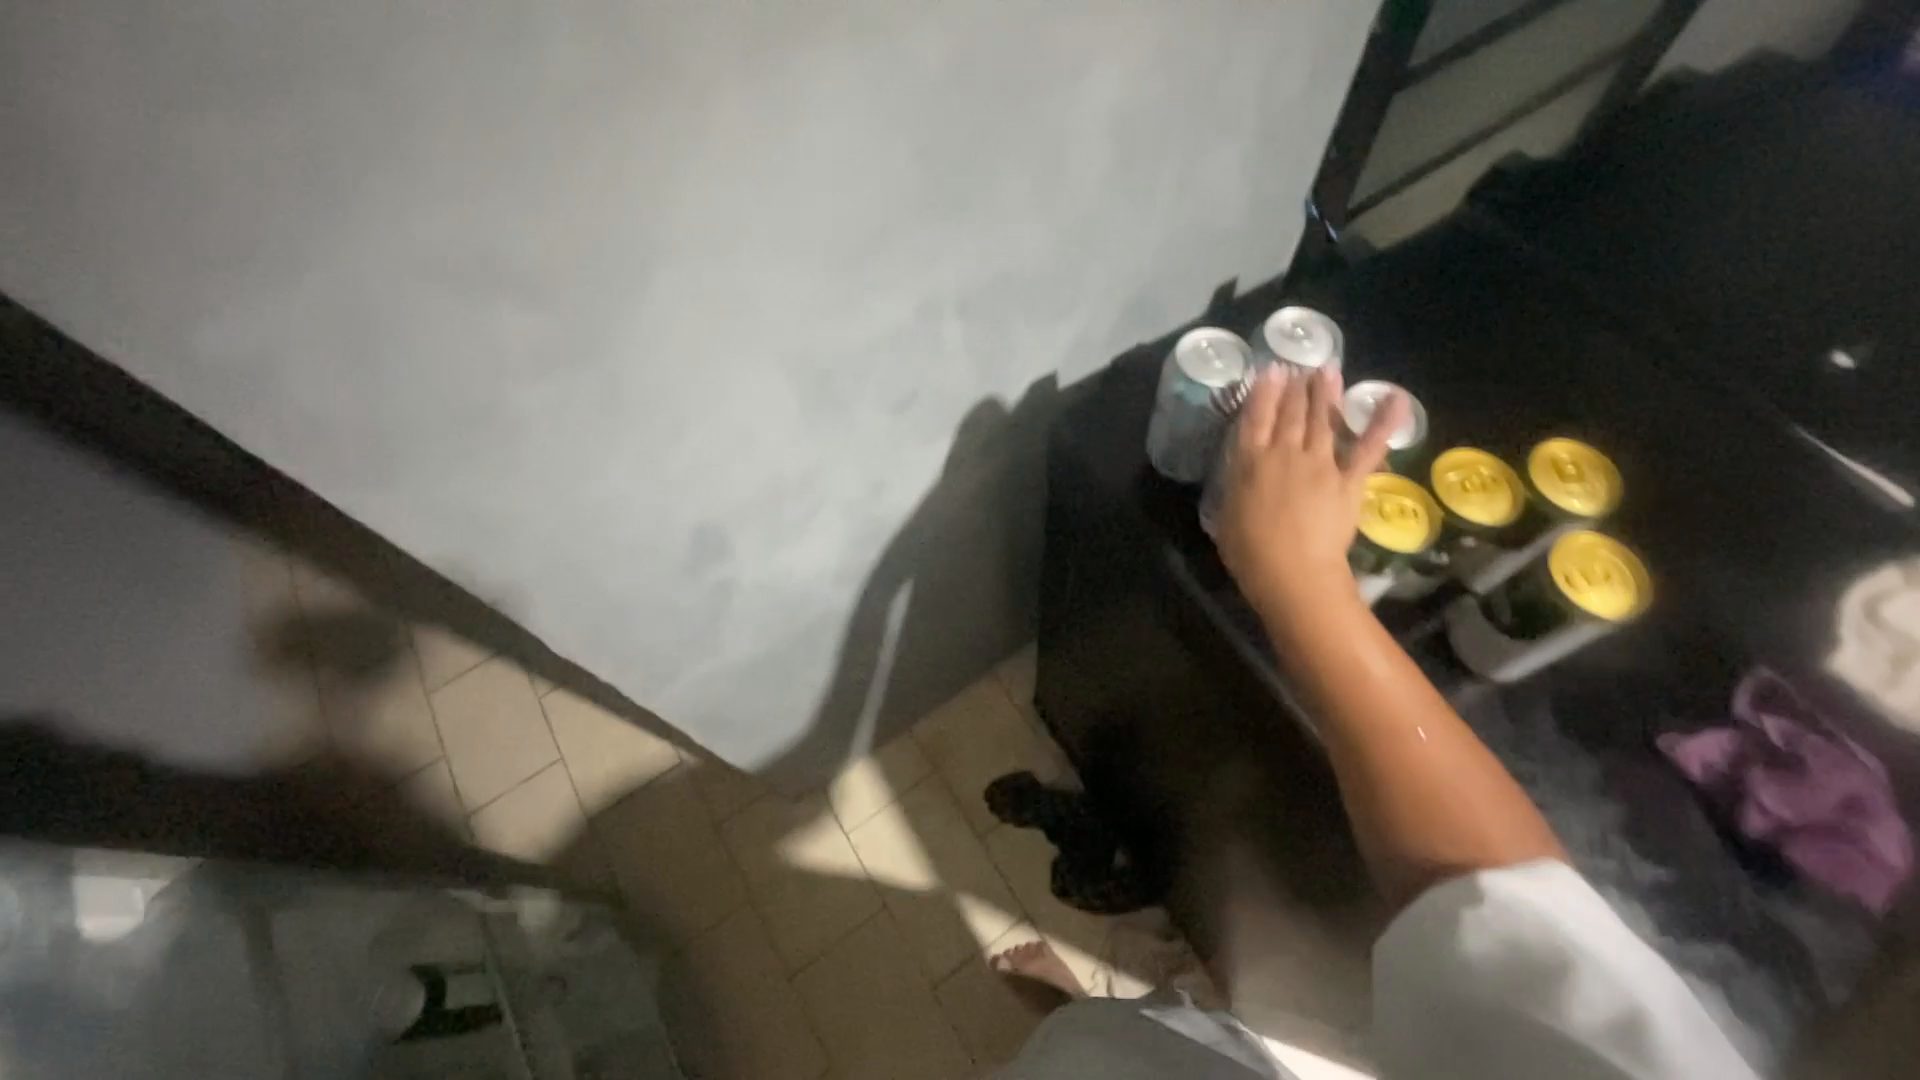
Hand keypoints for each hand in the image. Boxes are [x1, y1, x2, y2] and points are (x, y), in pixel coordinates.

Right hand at [1213, 364, 1406, 622]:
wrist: (1291, 572)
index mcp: (1249, 462)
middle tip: (1298, 367)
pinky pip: (1368, 447)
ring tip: (1327, 371)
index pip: (1255, 417)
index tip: (1270, 370)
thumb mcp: (1226, 516)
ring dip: (1325, 394)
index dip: (1263, 391)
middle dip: (1294, 388)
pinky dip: (1383, 422)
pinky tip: (1395, 398)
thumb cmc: (1248, 552)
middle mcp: (1284, 453)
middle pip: (1290, 413)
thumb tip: (1243, 477)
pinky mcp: (1348, 480)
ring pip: (1323, 420)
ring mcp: (1320, 464)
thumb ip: (1236, 489)